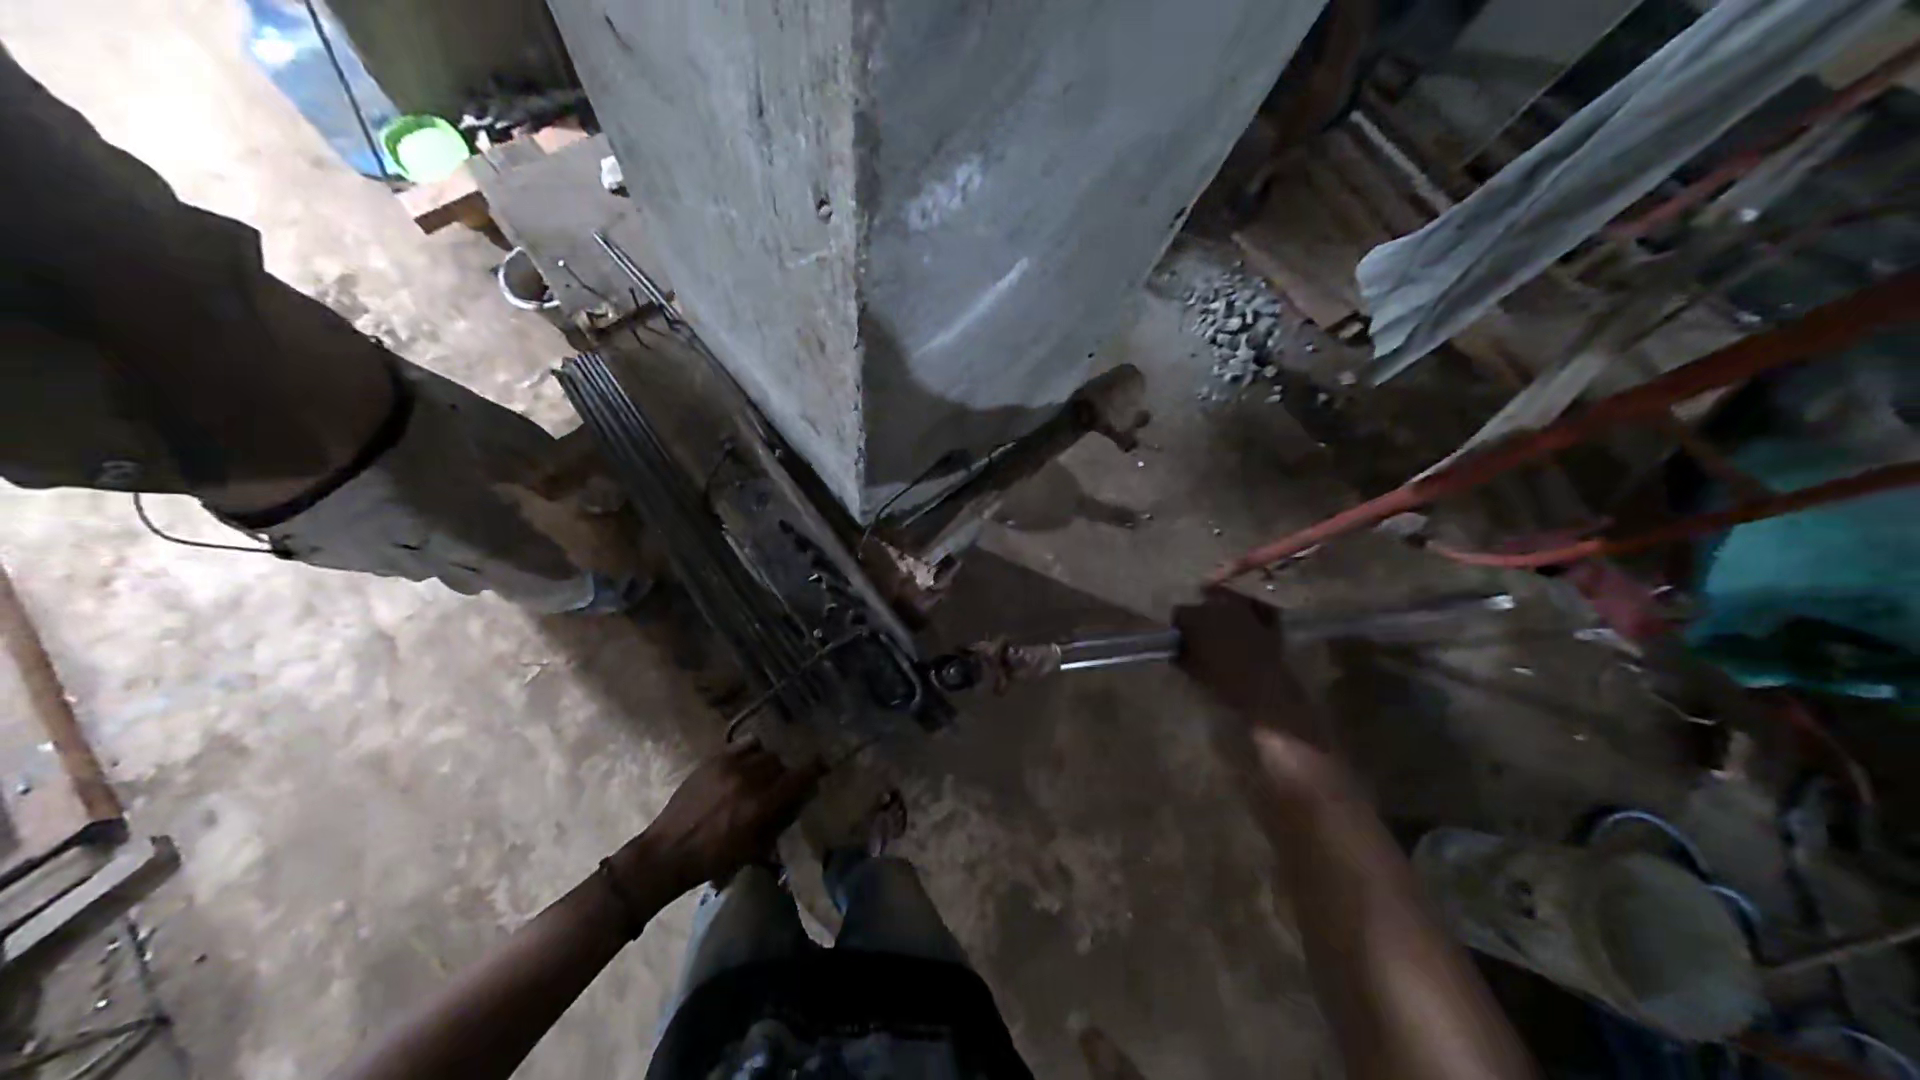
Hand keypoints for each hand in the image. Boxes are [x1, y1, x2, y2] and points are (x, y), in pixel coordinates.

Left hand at [618, 741, 823, 904]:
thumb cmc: (712, 859)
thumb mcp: (753, 849)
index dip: (814, 770)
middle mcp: (747, 780)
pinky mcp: (712, 761)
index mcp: (759, 806)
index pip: (797, 778)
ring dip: (767, 763)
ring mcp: (728, 767)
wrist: (667, 852)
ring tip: (760, 774)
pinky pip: (742, 745)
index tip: (822, 765)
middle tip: (780, 785)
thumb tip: (797, 801)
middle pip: (780, 763)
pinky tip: (745, 763)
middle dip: (785, 773)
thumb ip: (778, 822)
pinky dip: (750, 752)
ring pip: (763, 752)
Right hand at [1172, 586, 1311, 731]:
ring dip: (1221, 613)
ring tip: (1222, 630)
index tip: (1181, 641)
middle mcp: (1219, 606)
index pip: (1179, 613)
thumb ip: (1180, 655)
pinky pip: (1254, 604)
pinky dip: (1249, 606)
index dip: (1179, 627)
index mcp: (1196, 617)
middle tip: (1201, 639)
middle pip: (1202, 607)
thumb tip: (1176, 648)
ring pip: (1227, 602)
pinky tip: (1246, 616)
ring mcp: (1244, 609)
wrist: (1264, 689)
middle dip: (1199, 620)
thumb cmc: (1223, 680)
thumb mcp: (1192, 670)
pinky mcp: (1266, 617)